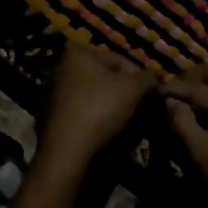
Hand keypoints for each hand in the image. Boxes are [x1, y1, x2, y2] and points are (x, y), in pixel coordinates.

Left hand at [38, 46, 154, 169]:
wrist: (67, 152)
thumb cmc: (100, 111)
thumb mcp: (134, 89)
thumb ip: (149, 78)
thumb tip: (155, 80)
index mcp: (78, 54)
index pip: (122, 61)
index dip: (141, 80)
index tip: (152, 98)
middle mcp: (62, 68)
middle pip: (107, 79)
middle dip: (127, 93)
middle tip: (142, 111)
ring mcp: (54, 93)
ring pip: (96, 96)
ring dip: (114, 107)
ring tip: (128, 123)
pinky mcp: (52, 116)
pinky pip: (84, 112)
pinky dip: (98, 118)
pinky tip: (108, 132)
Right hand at [161, 63, 207, 204]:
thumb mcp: (196, 151)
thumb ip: (180, 120)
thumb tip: (168, 100)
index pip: (196, 87)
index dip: (172, 88)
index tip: (153, 92)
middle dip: (191, 76)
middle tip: (172, 91)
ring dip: (202, 82)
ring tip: (183, 98)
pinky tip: (199, 108)